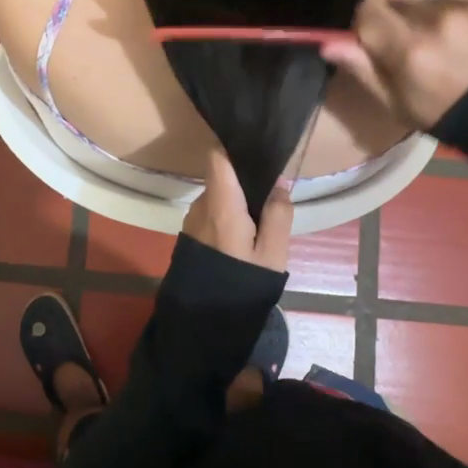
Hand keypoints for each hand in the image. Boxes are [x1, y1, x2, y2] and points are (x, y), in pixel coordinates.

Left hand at [182, 149, 292, 272]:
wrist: (203, 320)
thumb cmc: (242, 282)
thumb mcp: (272, 254)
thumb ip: (279, 215)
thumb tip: (279, 185)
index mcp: (221, 204)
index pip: (217, 157)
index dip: (233, 146)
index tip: (254, 146)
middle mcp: (200, 206)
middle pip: (221, 180)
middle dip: (243, 182)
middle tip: (271, 192)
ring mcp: (191, 222)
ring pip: (217, 200)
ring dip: (236, 203)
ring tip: (260, 218)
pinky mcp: (189, 237)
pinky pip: (210, 216)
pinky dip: (227, 218)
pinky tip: (243, 236)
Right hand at [321, 0, 467, 129]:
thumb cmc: (459, 119)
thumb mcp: (403, 107)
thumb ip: (365, 71)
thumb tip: (329, 43)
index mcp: (410, 49)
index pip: (367, 10)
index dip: (369, 23)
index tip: (378, 40)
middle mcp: (439, 18)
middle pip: (402, 2)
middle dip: (404, 21)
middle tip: (423, 50)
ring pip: (439, 0)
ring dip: (440, 18)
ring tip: (463, 48)